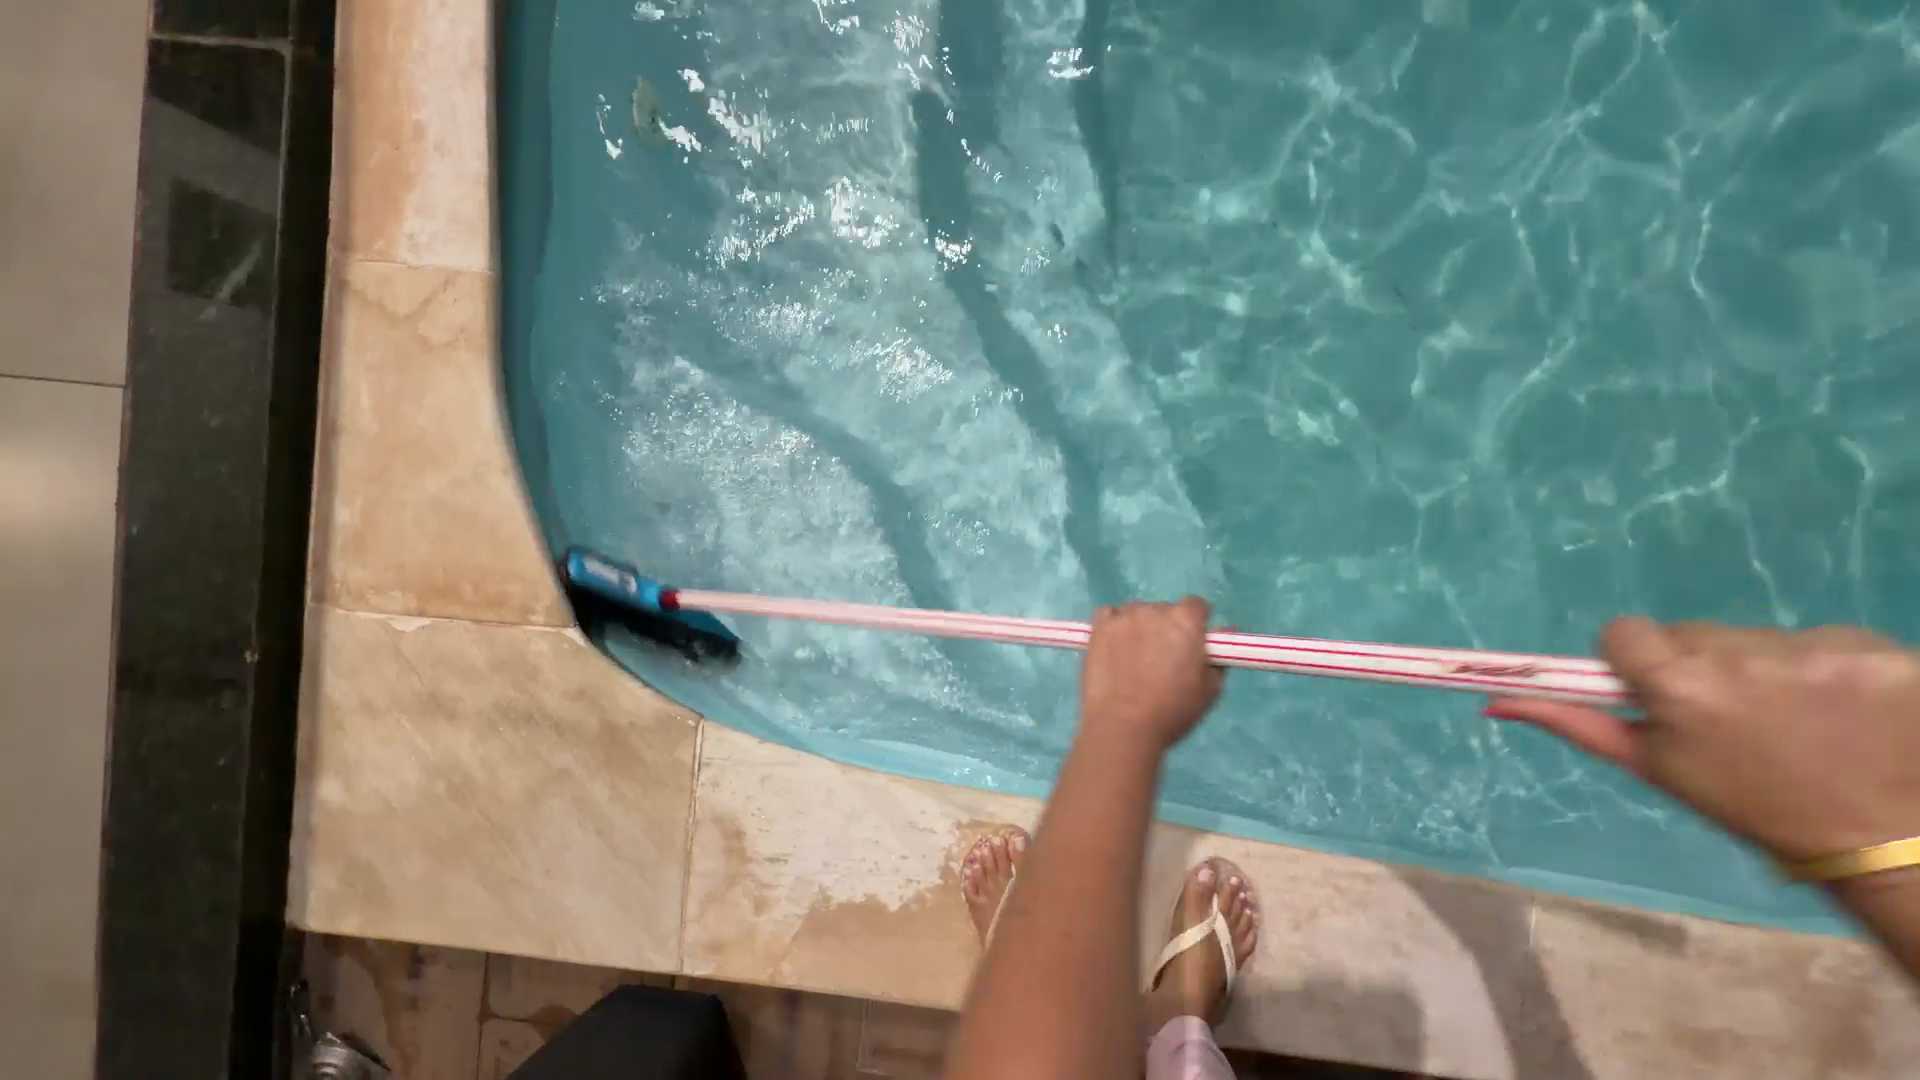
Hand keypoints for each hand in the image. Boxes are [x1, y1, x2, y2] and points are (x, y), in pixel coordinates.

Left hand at [1079, 598, 1224, 751]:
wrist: (1123, 725)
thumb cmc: (1173, 710)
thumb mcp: (1210, 689)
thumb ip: (1218, 657)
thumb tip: (1224, 632)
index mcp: (1186, 620)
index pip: (1196, 606)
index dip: (1197, 624)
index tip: (1192, 643)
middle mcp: (1155, 610)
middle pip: (1164, 610)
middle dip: (1166, 628)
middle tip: (1162, 658)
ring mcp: (1123, 617)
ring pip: (1136, 613)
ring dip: (1139, 627)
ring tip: (1134, 657)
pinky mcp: (1098, 628)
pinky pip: (1108, 616)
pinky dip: (1113, 626)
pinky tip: (1113, 647)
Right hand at [1487, 618, 1919, 863]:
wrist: (1889, 838)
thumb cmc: (1747, 803)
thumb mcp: (1651, 766)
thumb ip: (1573, 722)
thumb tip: (1494, 699)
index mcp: (1678, 684)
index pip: (1626, 632)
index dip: (1635, 659)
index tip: (1659, 690)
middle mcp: (1742, 656)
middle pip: (1692, 634)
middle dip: (1701, 665)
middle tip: (1731, 715)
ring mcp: (1819, 650)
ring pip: (1756, 637)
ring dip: (1764, 667)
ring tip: (1796, 716)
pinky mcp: (1883, 650)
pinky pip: (1824, 639)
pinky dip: (1828, 667)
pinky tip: (1847, 708)